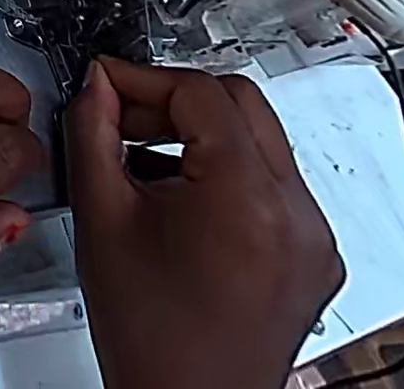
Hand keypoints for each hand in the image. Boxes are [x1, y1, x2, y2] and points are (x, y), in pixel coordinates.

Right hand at [68, 57, 343, 388]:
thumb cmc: (147, 326)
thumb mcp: (98, 209)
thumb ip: (91, 129)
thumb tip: (97, 83)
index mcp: (249, 201)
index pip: (199, 92)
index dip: (141, 76)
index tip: (103, 79)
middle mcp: (298, 214)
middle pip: (238, 101)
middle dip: (170, 96)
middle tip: (121, 114)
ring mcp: (312, 234)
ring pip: (254, 133)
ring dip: (192, 125)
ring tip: (139, 153)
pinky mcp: (310, 249)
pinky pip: (265, 172)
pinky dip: (215, 160)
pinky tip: (169, 185)